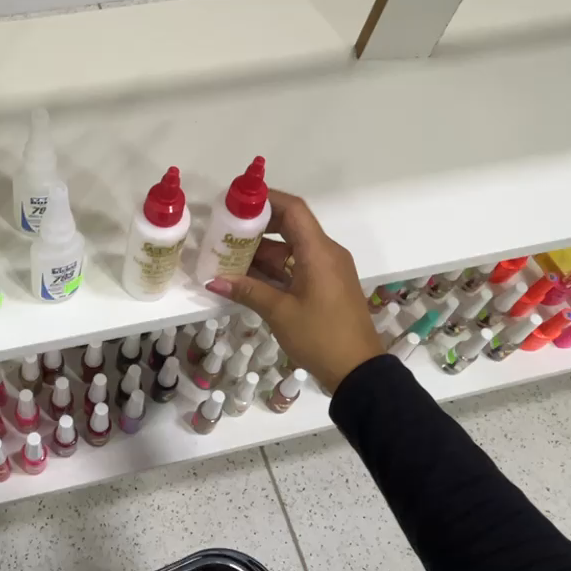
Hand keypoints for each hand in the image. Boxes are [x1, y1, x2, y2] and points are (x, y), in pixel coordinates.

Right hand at [205, 189, 383, 392]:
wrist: (357, 370)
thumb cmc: (320, 336)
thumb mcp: (280, 313)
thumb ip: (247, 292)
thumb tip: (212, 281)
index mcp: (319, 252)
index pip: (293, 210)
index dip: (266, 199)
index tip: (238, 200)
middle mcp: (326, 254)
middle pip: (291, 227)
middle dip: (258, 226)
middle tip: (226, 227)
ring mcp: (327, 271)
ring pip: (291, 250)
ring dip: (262, 251)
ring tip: (228, 253)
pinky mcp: (326, 286)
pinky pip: (297, 266)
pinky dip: (274, 268)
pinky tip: (247, 276)